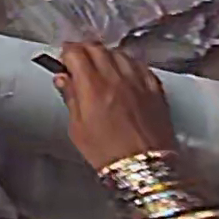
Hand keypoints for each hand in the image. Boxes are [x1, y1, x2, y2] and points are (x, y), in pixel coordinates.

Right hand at [53, 42, 176, 169]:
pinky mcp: (155, 88)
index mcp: (92, 87)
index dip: (67, 53)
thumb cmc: (109, 154)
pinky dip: (127, 64)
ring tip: (101, 66)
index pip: (76, 52)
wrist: (147, 170)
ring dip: (106, 55)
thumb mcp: (78, 129)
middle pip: (97, 47)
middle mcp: (116, 78)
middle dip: (84, 50)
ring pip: (118, 52)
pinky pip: (139, 64)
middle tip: (78, 60)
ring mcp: (138, 81)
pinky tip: (124, 73)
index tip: (64, 59)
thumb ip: (70, 98)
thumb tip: (63, 79)